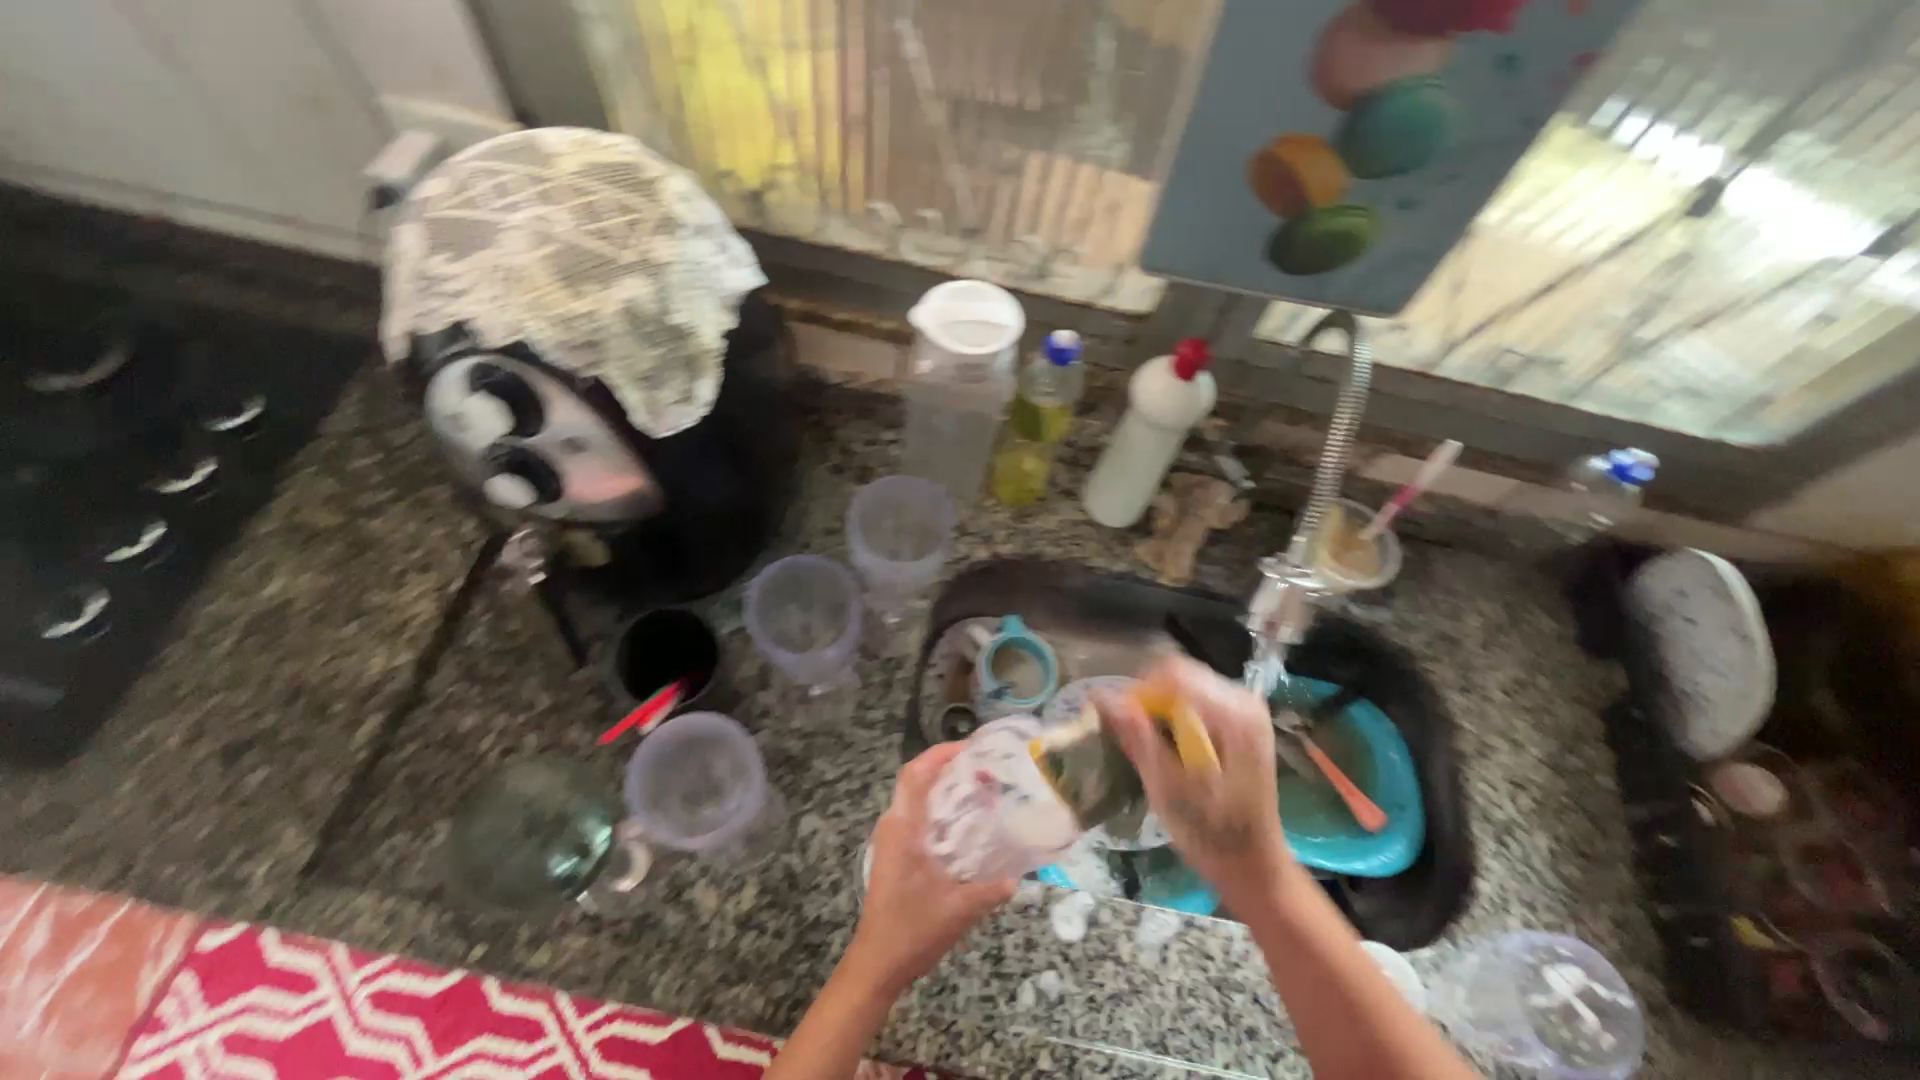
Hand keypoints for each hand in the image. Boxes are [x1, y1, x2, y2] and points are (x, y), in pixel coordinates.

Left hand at [847, 743, 1015, 994]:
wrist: (877, 964)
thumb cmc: (911, 931)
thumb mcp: (958, 909)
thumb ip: (990, 890)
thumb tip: (1019, 875)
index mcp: (903, 829)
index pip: (916, 774)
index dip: (941, 753)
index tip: (973, 747)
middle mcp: (894, 826)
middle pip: (917, 780)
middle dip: (950, 768)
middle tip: (988, 769)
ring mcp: (892, 840)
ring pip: (918, 799)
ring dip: (946, 789)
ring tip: (984, 789)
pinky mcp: (896, 854)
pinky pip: (919, 818)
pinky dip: (941, 810)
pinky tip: (968, 824)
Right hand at [1098, 654, 1294, 911]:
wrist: (1254, 865)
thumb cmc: (1212, 834)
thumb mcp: (1168, 788)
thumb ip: (1138, 737)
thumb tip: (1100, 696)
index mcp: (1232, 713)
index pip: (1172, 674)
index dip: (1137, 693)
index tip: (1120, 726)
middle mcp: (1244, 700)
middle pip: (1179, 675)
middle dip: (1148, 701)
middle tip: (1133, 741)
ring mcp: (1245, 710)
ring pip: (1185, 686)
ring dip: (1160, 710)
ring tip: (1151, 748)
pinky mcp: (1241, 722)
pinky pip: (1197, 701)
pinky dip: (1175, 717)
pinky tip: (1171, 749)